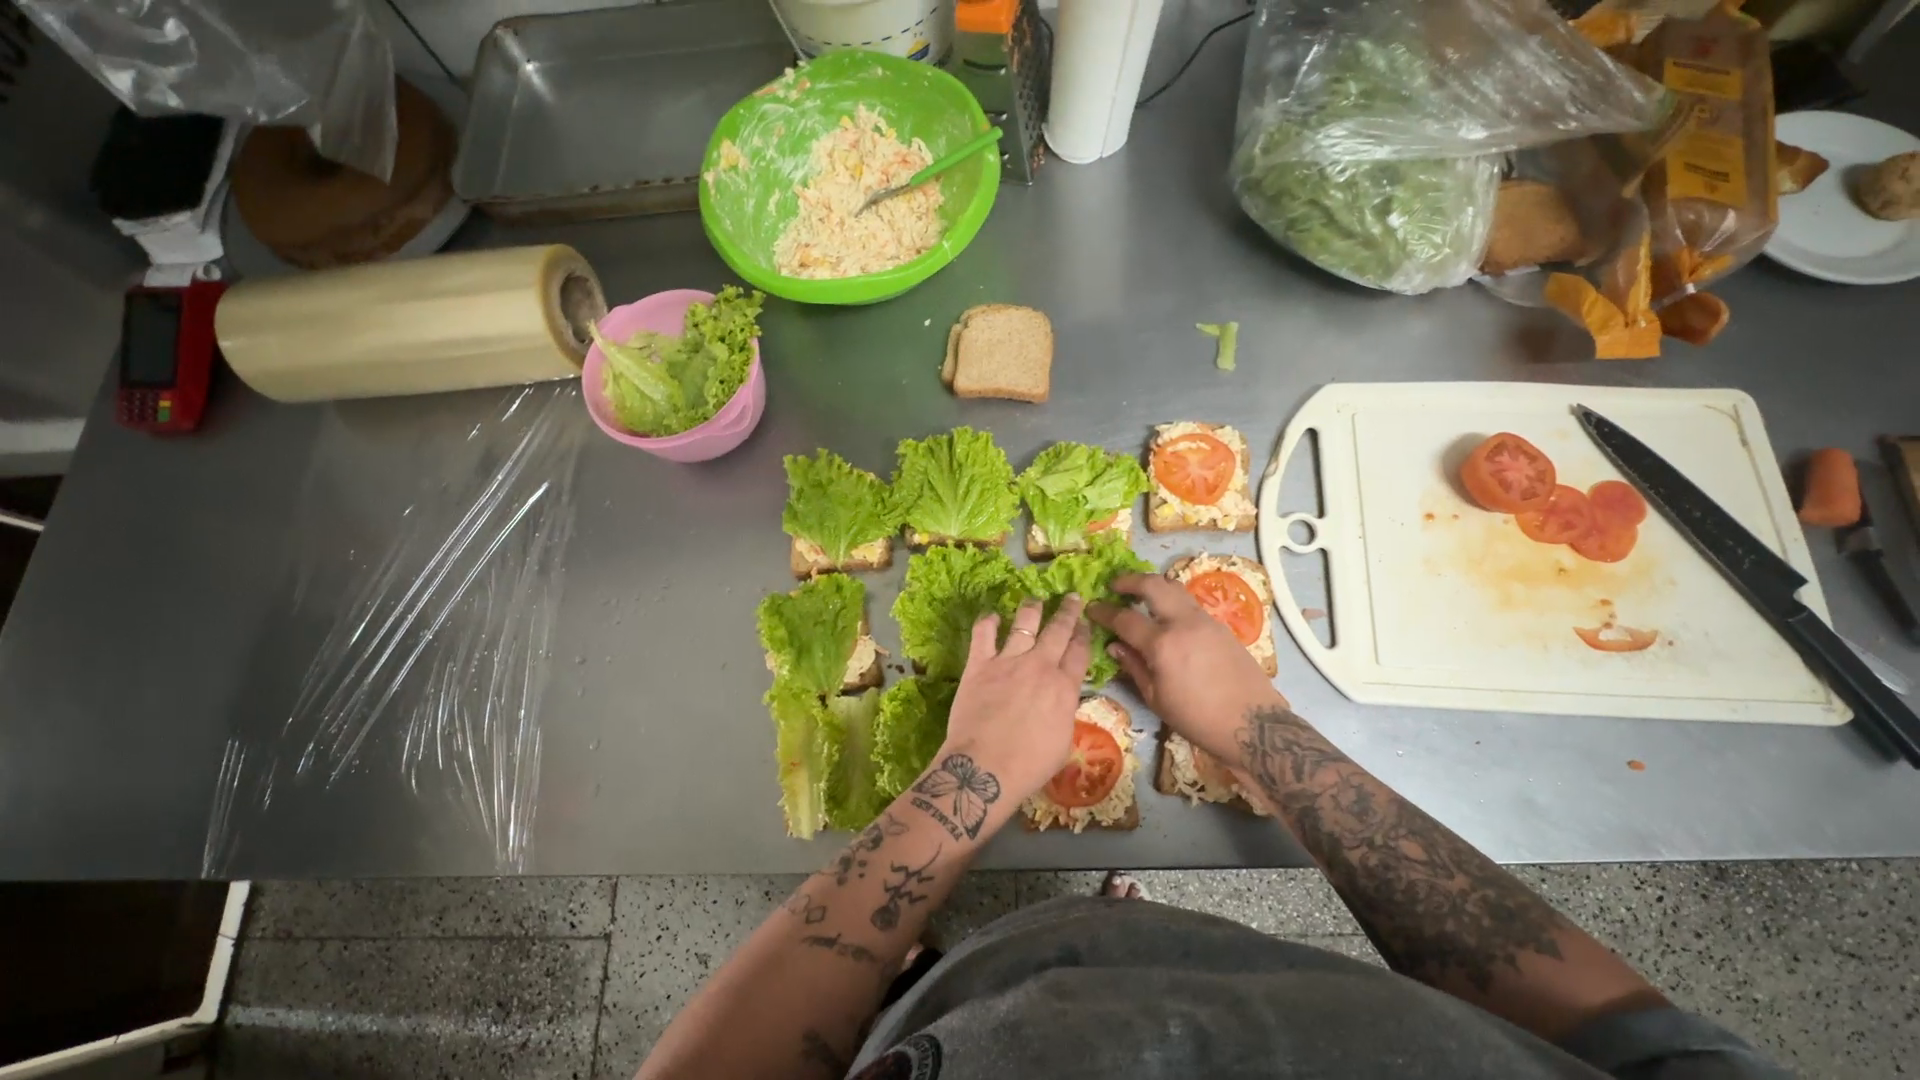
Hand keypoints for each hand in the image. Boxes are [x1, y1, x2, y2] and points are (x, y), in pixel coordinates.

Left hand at [938, 595, 1092, 808]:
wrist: (985, 766)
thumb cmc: (1029, 765)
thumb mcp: (1064, 742)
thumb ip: (1065, 715)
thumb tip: (1063, 703)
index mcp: (1064, 687)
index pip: (1079, 652)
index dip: (1084, 634)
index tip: (1085, 622)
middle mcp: (1040, 666)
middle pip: (1058, 630)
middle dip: (1068, 611)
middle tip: (1071, 596)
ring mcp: (1008, 661)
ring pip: (1024, 623)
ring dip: (1032, 608)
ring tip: (1034, 599)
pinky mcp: (979, 664)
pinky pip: (983, 633)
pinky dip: (988, 621)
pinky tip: (991, 615)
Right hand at [1089, 573, 1285, 762]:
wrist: (1253, 724)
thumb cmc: (1198, 719)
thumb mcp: (1157, 699)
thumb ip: (1134, 667)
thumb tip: (1115, 646)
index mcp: (1163, 644)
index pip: (1125, 618)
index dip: (1104, 612)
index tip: (1091, 608)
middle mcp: (1183, 623)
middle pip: (1153, 585)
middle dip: (1130, 580)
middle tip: (1115, 585)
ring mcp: (1205, 621)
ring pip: (1175, 588)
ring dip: (1154, 586)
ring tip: (1140, 595)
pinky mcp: (1221, 626)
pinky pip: (1190, 603)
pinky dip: (1172, 601)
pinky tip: (1165, 616)